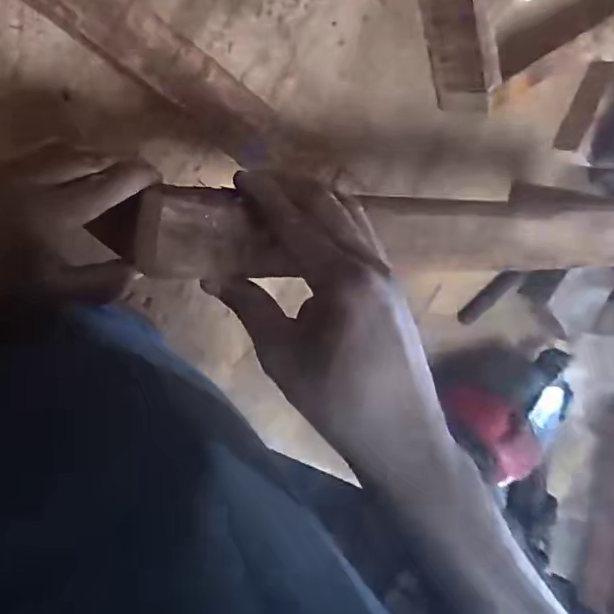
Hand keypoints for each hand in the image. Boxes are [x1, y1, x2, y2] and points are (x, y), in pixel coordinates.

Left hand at [0, 145, 159, 310]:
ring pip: (59, 151)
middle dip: (115, 162)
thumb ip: (98, 282)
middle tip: (134, 176)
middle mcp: (33, 181)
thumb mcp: (52, 297)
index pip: (106, 183)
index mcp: (53, 210)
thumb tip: (135, 269)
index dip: (136, 177)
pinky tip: (62, 176)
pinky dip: (60, 159)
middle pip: (85, 158)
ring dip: (88, 157)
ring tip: (103, 172)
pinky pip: (35, 156)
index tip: (157, 178)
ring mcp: (8, 175)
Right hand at [203, 171, 453, 486]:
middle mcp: (370, 265)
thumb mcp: (280, 353)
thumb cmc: (335, 399)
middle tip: (256, 179)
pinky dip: (335, 218)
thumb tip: (209, 275)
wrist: (403, 438)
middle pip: (329, 206)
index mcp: (341, 279)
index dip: (266, 196)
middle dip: (291, 185)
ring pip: (352, 215)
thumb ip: (248, 306)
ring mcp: (388, 274)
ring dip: (316, 198)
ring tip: (282, 193)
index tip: (240, 176)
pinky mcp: (393, 287)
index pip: (296, 222)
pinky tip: (315, 229)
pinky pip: (362, 235)